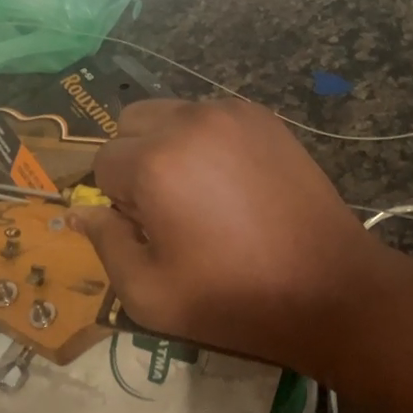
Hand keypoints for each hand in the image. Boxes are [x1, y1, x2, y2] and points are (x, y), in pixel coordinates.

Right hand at [74, 98, 393, 375]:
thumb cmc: (233, 299)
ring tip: (201, 192)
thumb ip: (105, 246)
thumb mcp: (150, 296)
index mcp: (154, 162)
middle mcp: (187, 122)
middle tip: (169, 209)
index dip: (119, 202)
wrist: (329, 288)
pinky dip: (205, 139)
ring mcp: (230, 113)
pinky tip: (232, 181)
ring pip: (169, 113)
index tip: (151, 232)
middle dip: (135, 161)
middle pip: (130, 124)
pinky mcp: (263, 117)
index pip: (103, 163)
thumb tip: (82, 211)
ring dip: (168, 145)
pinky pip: (209, 115)